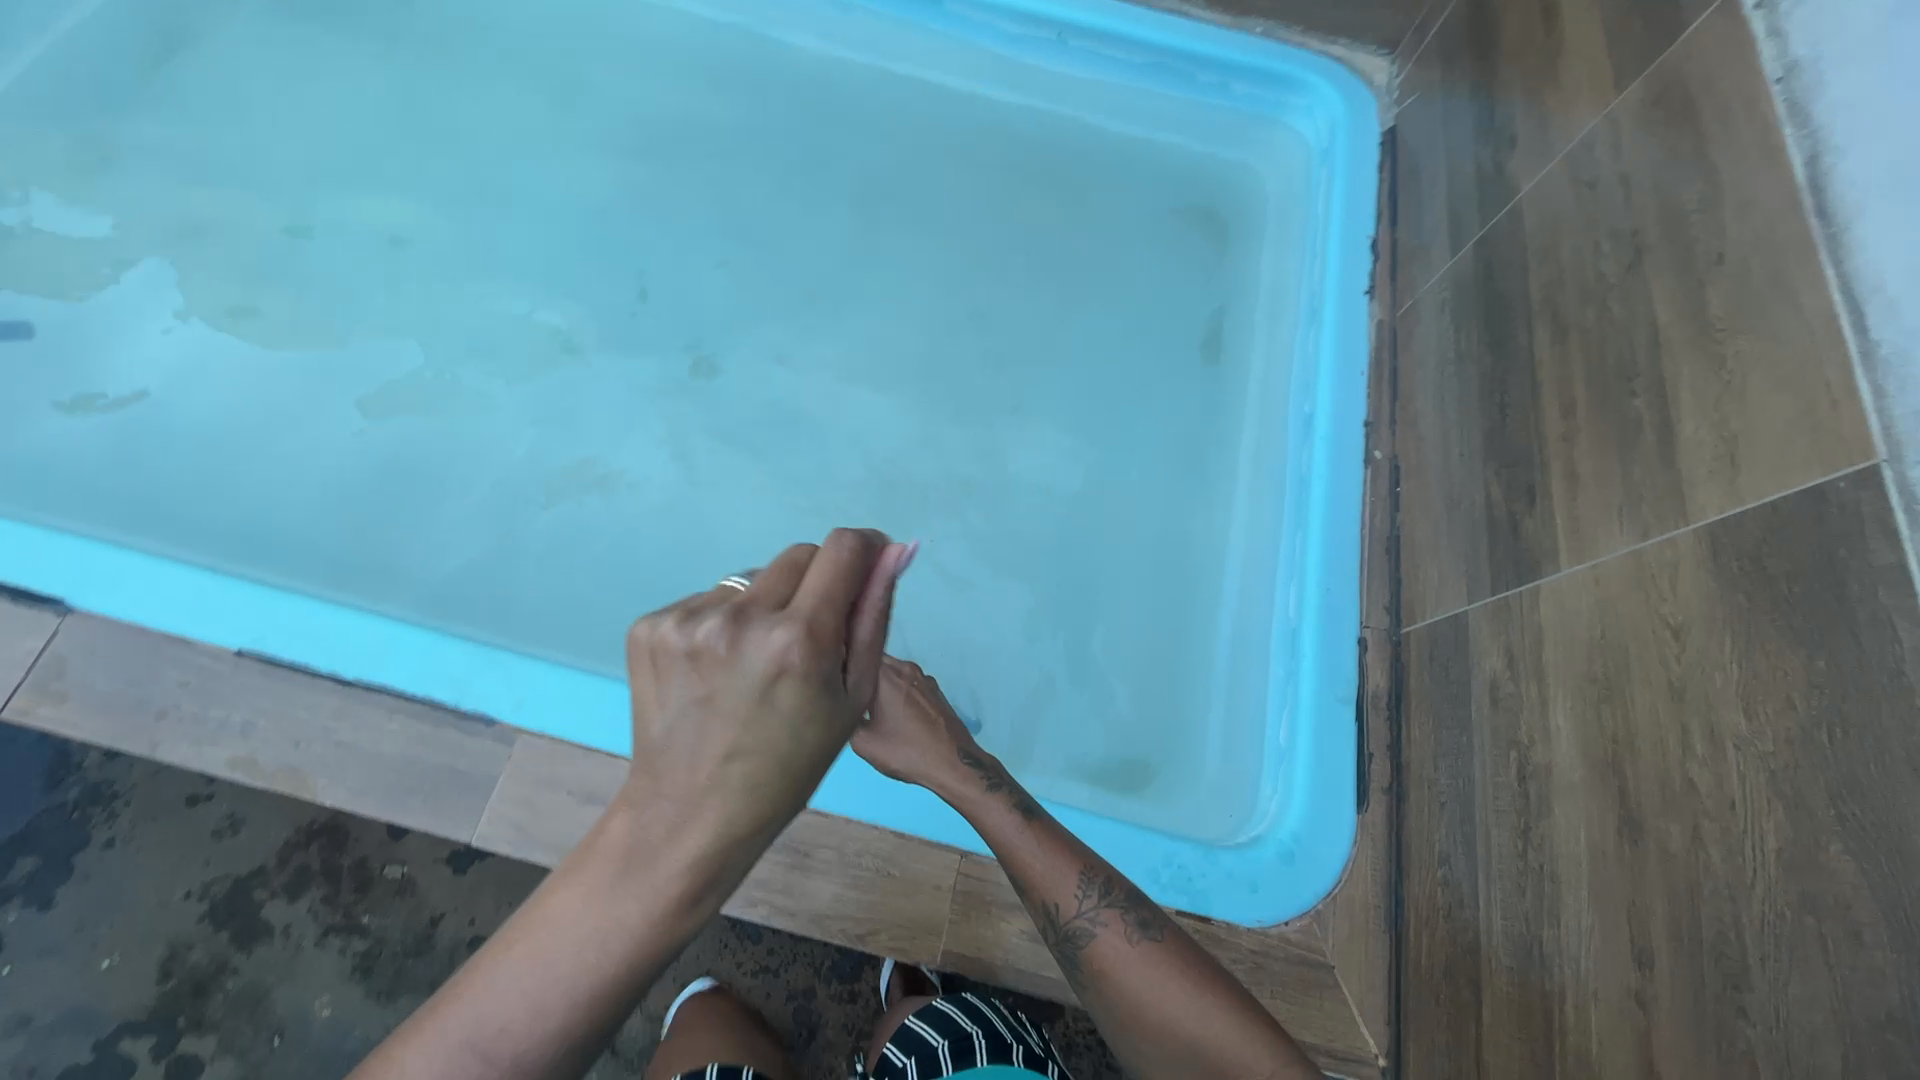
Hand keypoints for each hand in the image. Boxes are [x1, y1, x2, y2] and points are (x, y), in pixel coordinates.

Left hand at [622, 529, 913, 855]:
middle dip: (816, 583)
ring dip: (766, 605)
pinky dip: (724, 623)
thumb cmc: (790, 766)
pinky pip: (709, 599)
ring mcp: (688, 620)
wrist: (693, 813)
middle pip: (799, 555)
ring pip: (752, 578)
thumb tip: (895, 550)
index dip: (863, 548)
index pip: (843, 548)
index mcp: (801, 640)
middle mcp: (742, 618)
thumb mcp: (852, 699)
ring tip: (754, 664)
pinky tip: (718, 670)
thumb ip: (873, 616)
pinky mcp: (650, 626)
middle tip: (807, 638)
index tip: (866, 564)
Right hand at [851, 656, 980, 792]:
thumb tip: (844, 706)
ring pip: (891, 671)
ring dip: (878, 682)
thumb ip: (846, 719)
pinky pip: (906, 681)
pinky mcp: (934, 689)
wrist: (953, 762)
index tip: (831, 679)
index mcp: (885, 675)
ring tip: (868, 705)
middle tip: (846, 694)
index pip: (854, 654)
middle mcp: (904, 668)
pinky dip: (896, 689)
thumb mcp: (863, 743)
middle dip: (859, 672)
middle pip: (873, 660)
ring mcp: (922, 677)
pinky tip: (892, 711)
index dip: (840, 664)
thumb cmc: (906, 752)